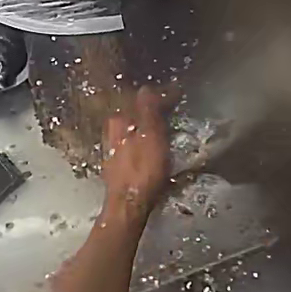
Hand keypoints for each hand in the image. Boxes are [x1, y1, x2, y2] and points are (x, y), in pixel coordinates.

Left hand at [101, 87, 168, 219]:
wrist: (128, 204)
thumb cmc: (143, 170)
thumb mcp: (152, 136)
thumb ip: (149, 109)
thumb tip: (148, 87)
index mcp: (120, 119)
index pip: (142, 98)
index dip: (162, 95)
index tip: (178, 95)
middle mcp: (112, 129)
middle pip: (135, 111)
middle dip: (153, 108)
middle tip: (173, 108)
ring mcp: (112, 146)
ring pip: (133, 127)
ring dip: (148, 123)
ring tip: (166, 125)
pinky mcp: (115, 161)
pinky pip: (132, 141)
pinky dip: (144, 138)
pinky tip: (152, 145)